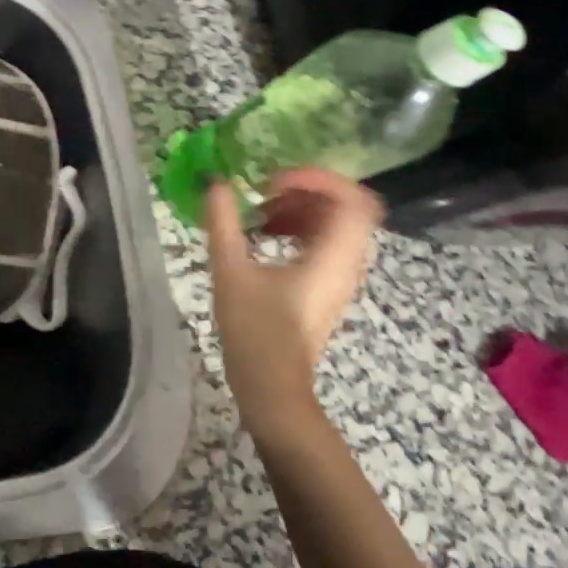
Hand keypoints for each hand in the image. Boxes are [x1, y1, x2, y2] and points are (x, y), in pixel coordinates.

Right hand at [204, 168, 381, 432]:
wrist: (272, 389)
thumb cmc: (256, 332)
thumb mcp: (231, 272)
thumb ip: (223, 223)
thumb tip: (215, 183)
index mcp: (333, 258)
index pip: (352, 199)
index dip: (317, 178)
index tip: (274, 181)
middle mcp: (347, 263)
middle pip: (346, 207)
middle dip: (307, 190)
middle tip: (267, 190)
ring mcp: (339, 277)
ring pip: (336, 224)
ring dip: (302, 208)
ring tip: (262, 211)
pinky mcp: (326, 287)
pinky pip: (325, 242)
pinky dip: (300, 228)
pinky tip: (265, 234)